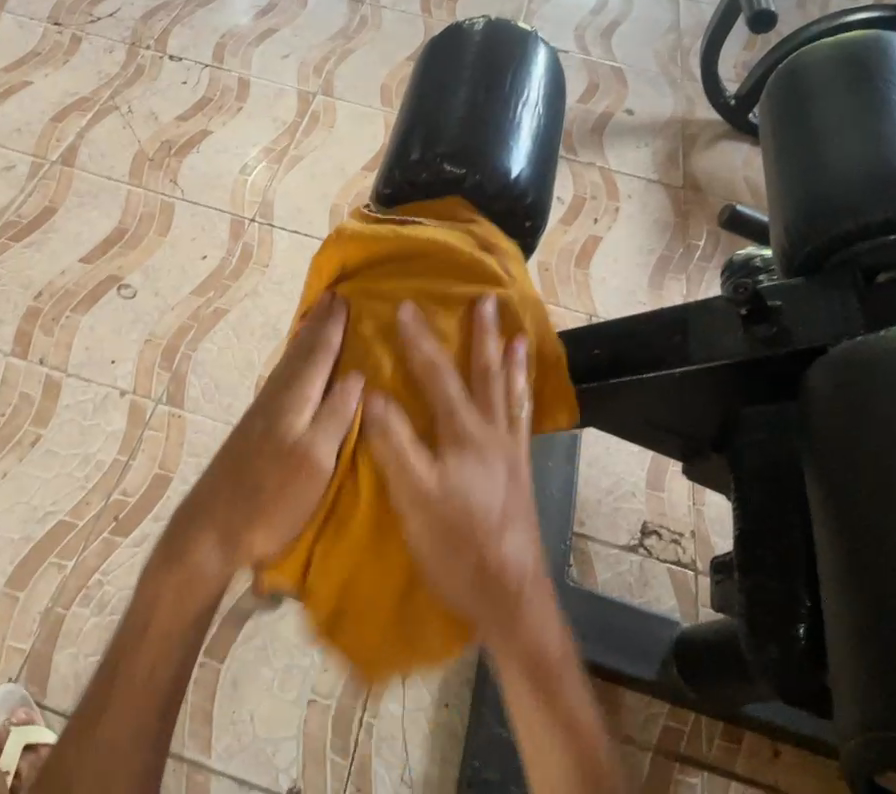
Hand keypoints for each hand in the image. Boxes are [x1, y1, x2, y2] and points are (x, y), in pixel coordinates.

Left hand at [165, 293, 364, 575]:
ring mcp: (260, 415)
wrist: (211, 529)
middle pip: (299, 354)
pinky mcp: (253, 431)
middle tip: (331, 297)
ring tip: (315, 321)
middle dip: (317, 326)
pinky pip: (280, 379)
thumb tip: (357, 374)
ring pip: (287, 365)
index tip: (345, 298)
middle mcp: (275, 399)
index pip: (318, 354)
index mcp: (294, 402)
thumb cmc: (271, 499)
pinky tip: (293, 369)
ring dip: (304, 341)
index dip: (332, 328)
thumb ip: (335, 416)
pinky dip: (292, 363)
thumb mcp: (315, 461)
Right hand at [364, 296, 548, 647]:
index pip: (437, 376)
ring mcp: (511, 454)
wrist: (509, 594)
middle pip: (486, 375)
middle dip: (481, 336)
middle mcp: (493, 435)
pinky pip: (523, 420)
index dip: (419, 341)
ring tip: (517, 335)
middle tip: (487, 300)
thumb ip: (394, 442)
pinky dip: (523, 397)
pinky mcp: (520, 474)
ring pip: (511, 394)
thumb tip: (372, 392)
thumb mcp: (413, 496)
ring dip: (511, 361)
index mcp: (464, 434)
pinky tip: (522, 397)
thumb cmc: (455, 546)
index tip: (406, 305)